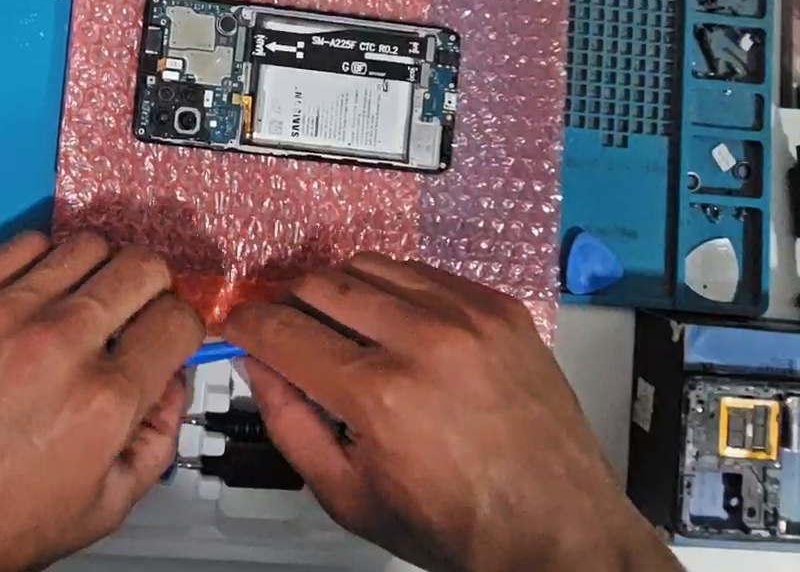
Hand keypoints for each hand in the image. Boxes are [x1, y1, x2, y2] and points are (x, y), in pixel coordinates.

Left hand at [0, 232, 202, 571]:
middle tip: (140, 305)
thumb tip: (173, 379)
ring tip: (89, 295)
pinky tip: (42, 288)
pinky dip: (47, 258)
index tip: (170, 330)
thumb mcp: (102, 507)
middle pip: (143, 266)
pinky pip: (28, 243)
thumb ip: (158, 439)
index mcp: (103, 402)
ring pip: (89, 244)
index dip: (183, 326)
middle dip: (155, 285)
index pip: (178, 320)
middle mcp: (59, 346)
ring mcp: (8, 313)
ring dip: (103, 267)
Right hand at [223, 253, 677, 571]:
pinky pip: (418, 269)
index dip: (245, 325)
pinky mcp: (497, 305)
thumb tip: (255, 361)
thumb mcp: (348, 497)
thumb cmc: (450, 526)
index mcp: (378, 395)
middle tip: (291, 331)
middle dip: (288, 305)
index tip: (235, 327)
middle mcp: (421, 340)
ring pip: (364, 264)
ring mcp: (466, 314)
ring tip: (347, 327)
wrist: (563, 535)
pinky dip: (391, 289)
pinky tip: (399, 324)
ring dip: (339, 291)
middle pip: (317, 284)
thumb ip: (288, 424)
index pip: (280, 330)